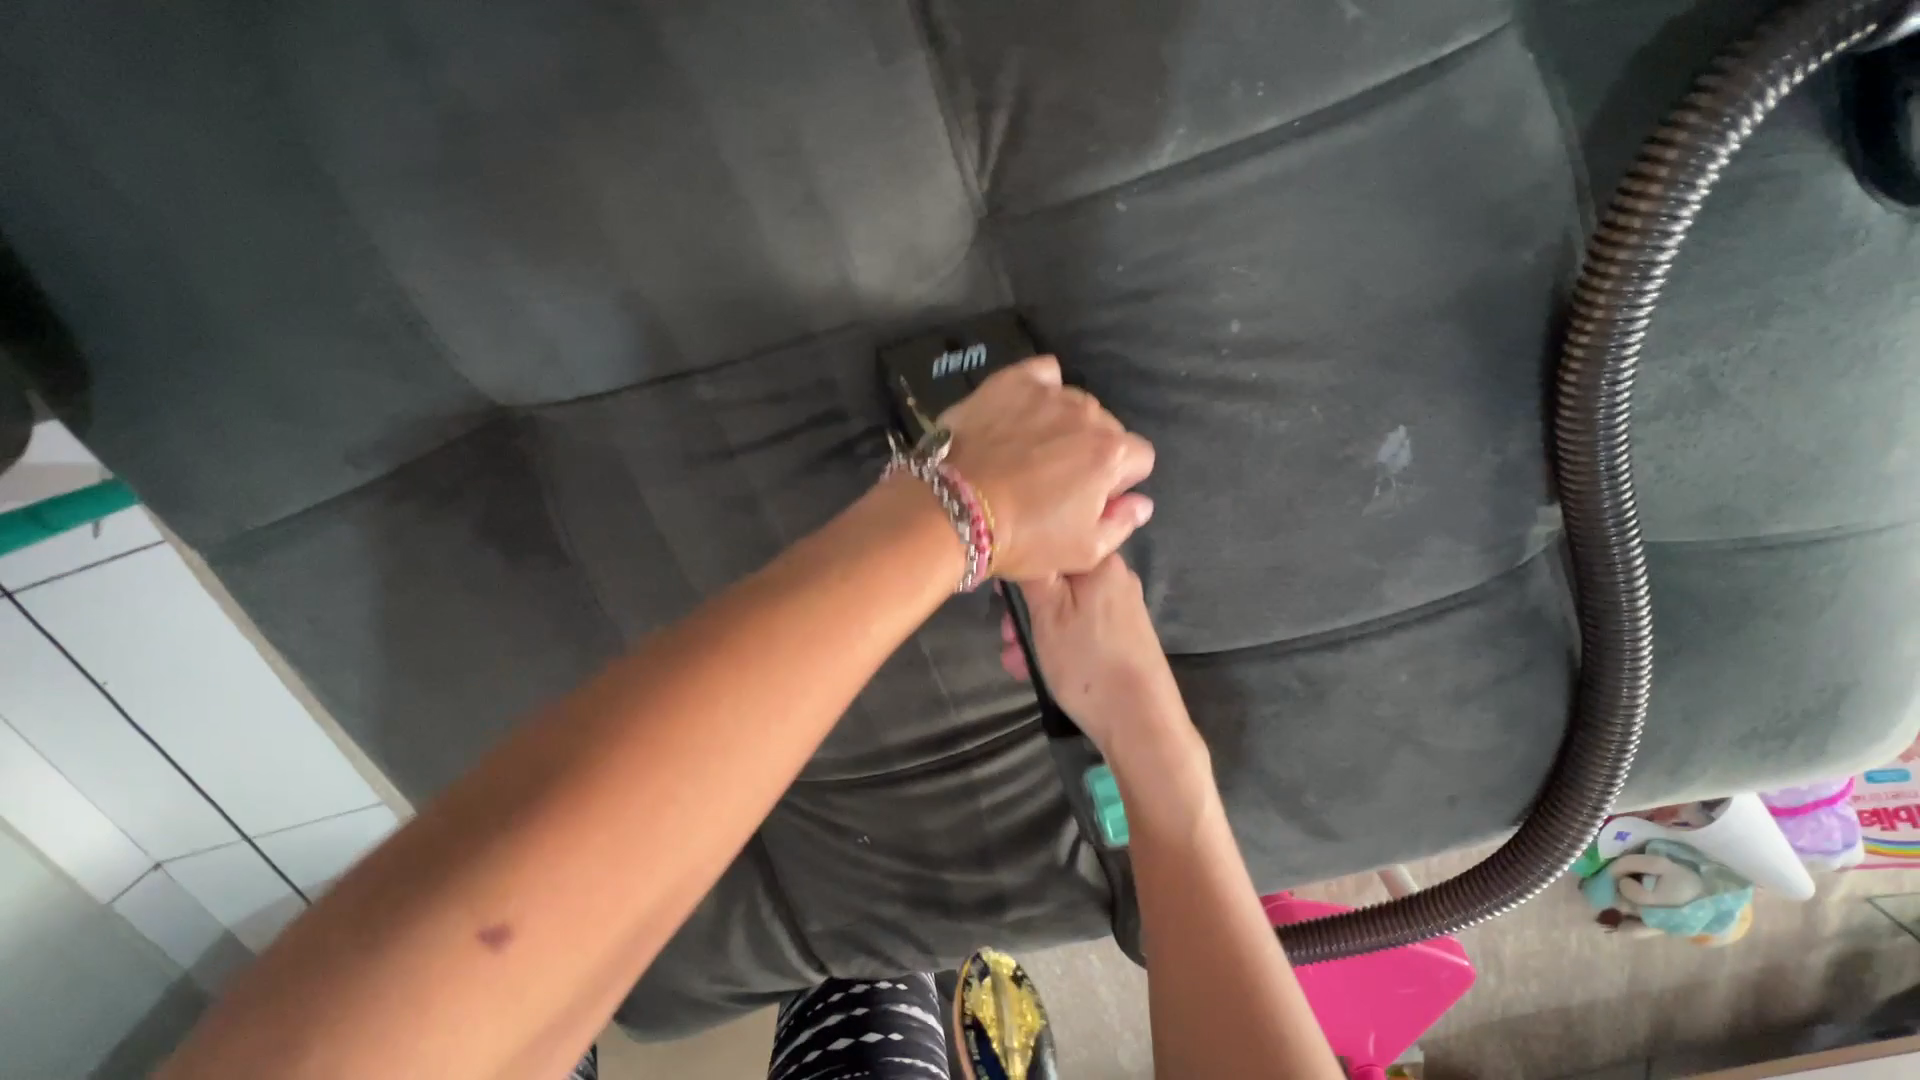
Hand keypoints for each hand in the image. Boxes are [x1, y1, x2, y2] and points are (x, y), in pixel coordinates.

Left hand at [939, 356, 1154, 580]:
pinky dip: (1041, 389)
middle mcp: (1088, 415)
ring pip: (1074, 403)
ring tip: (1030, 449)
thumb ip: (1121, 524)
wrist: (953, 508)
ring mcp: (1049, 393)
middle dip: (1090, 451)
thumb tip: (1142, 503)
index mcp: (1112, 454)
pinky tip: (1023, 410)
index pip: (1139, 458)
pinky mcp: (1012, 380)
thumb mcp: (1082, 551)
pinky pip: (1043, 374)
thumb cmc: (1022, 537)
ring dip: (1064, 423)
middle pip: (1107, 428)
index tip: (1093, 497)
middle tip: (1054, 479)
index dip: (1119, 480)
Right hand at [999, 555, 1190, 756]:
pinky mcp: (1125, 635)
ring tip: (1018, 662)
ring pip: (1067, 607)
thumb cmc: (1088, 661)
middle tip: (1007, 637)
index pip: (1053, 545)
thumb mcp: (1048, 613)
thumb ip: (1033, 573)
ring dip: (1038, 630)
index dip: (1023, 567)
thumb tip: (1027, 542)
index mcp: (1101, 562)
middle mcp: (1116, 578)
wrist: (1140, 720)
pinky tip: (1040, 668)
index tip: (1001, 595)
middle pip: (1059, 580)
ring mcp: (1123, 608)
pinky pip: (1082, 627)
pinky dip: (1059, 642)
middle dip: (1028, 608)